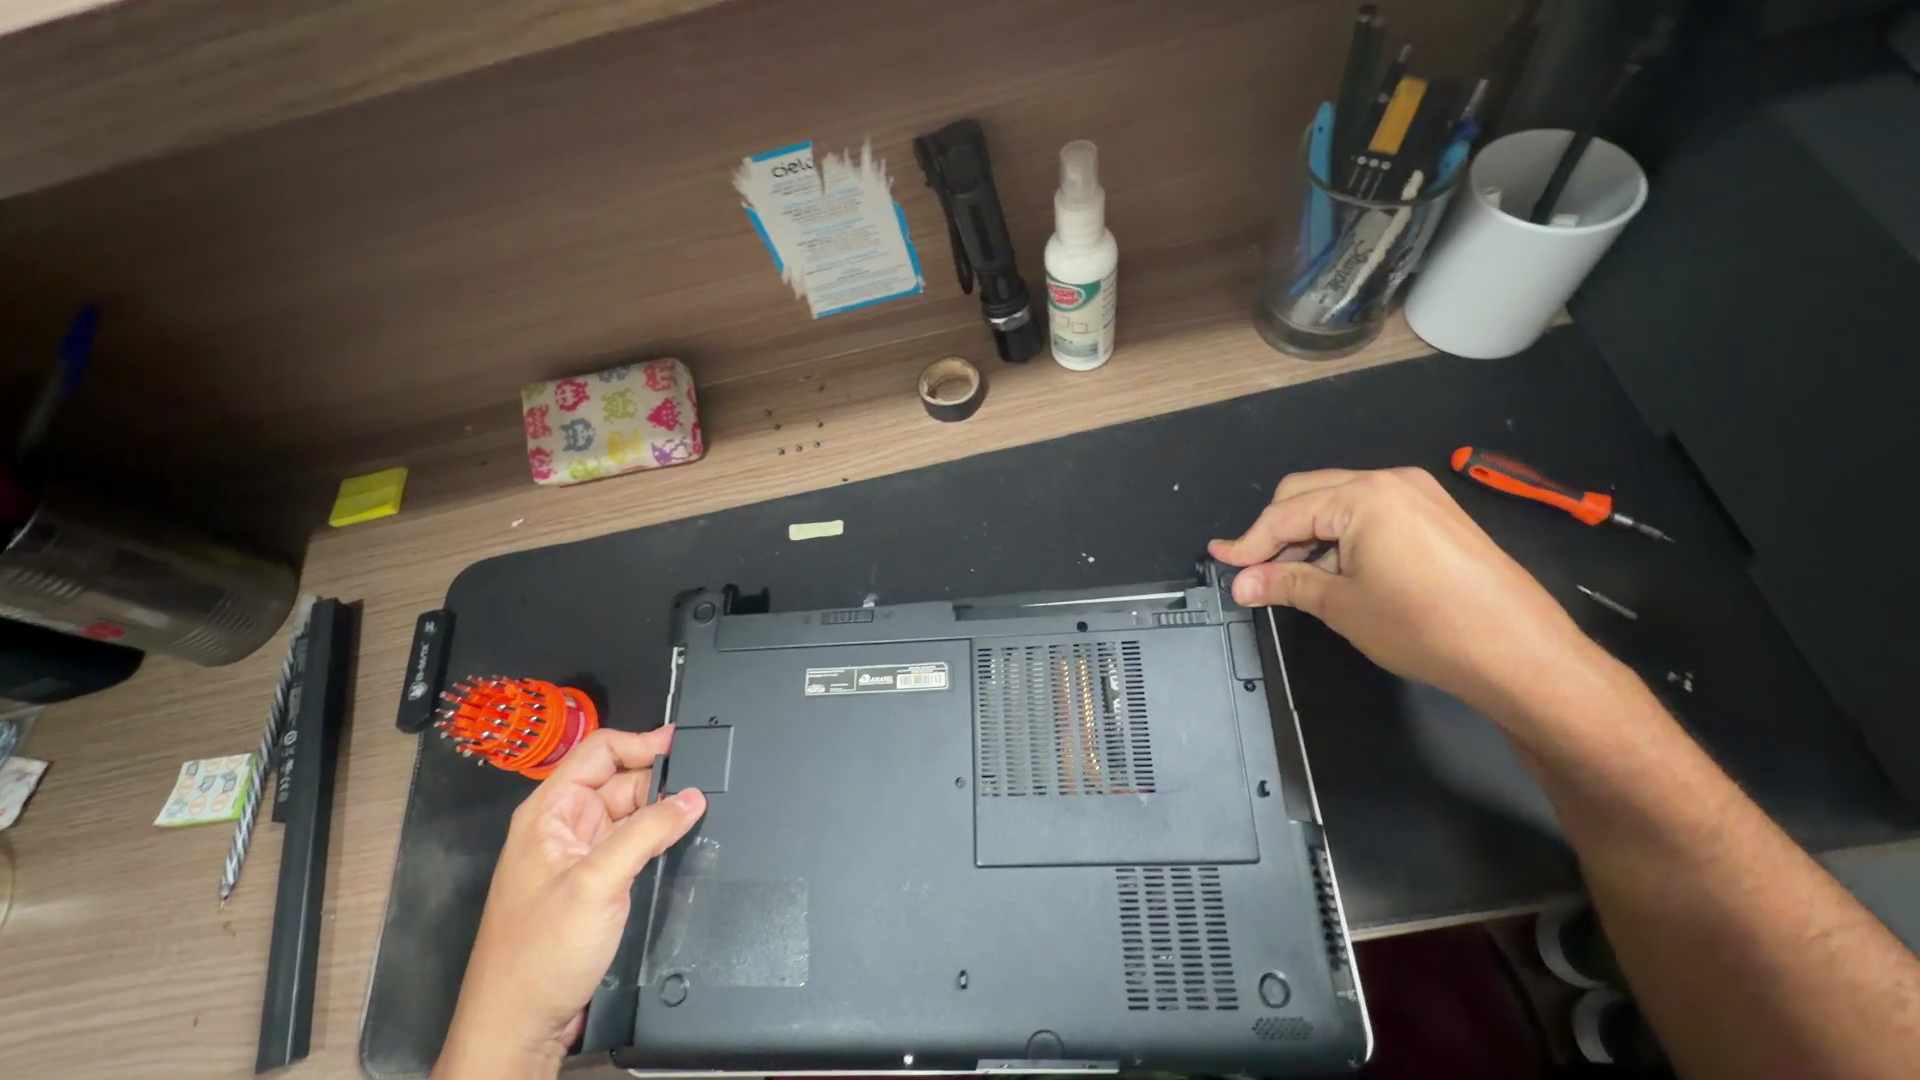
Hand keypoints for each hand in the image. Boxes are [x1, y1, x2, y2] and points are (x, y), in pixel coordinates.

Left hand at [434, 727, 706, 1079]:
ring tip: (697, 816)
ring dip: (663, 813)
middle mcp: (565, 826)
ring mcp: (582, 856)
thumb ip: (648, 831)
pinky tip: (681, 842)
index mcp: (550, 812)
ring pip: (633, 813)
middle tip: (701, 790)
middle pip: (623, 781)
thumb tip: (693, 796)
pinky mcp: (598, 883)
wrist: (519, 1028)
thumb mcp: (597, 883)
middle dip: (661, 781)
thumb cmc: (538, 955)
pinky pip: (635, 844)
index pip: (601, 752)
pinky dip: (659, 839)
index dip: (642, 743)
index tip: (686, 747)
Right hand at [1208, 467, 1600, 712]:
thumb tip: (1240, 583)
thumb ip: (1285, 584)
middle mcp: (1390, 482)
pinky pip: (1370, 514)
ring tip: (1294, 580)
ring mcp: (1419, 495)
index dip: (1248, 542)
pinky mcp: (1436, 516)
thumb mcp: (1341, 605)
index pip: (1285, 513)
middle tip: (1256, 574)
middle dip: (1276, 533)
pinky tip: (1336, 572)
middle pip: (1308, 494)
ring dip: (1308, 536)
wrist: (1519, 652)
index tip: (1221, 562)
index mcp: (1364, 496)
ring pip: (1339, 503)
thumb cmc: (1423, 626)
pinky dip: (1342, 538)